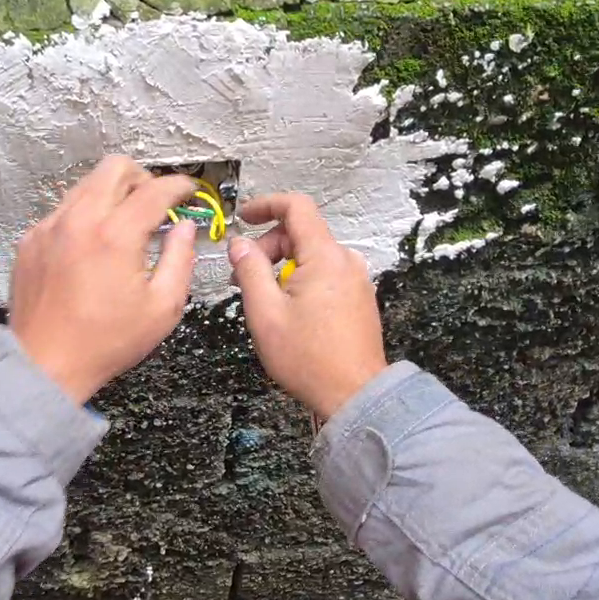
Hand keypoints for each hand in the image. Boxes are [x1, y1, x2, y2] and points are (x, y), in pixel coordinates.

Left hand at [10, 157, 200, 404]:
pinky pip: (62, 211)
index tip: (188, 190)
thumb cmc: (104, 343)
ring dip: (111, 194)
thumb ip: (181, 260)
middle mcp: (78, 221)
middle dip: (141, 178)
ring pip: (85, 185)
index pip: (154, 190)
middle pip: (114, 167)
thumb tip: (184, 229)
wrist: (45, 364)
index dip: (178, 186)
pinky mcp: (30, 241)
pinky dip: (83, 217)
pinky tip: (91, 246)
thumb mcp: (162, 308)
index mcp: (114, 236)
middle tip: (154, 202)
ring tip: (123, 225)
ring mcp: (49, 228)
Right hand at [226, 194, 388, 420]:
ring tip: (264, 299)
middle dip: (268, 247)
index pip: (296, 207)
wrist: (353, 394)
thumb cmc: (310, 359)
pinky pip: (326, 274)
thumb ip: (249, 270)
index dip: (266, 205)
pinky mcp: (359, 298)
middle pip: (301, 234)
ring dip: (283, 266)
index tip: (245, 217)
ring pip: (312, 256)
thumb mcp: (265, 312)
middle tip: (243, 276)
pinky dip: (301, 280)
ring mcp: (356, 280)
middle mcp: (346, 262)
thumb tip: (239, 244)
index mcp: (325, 257)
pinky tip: (288, 309)